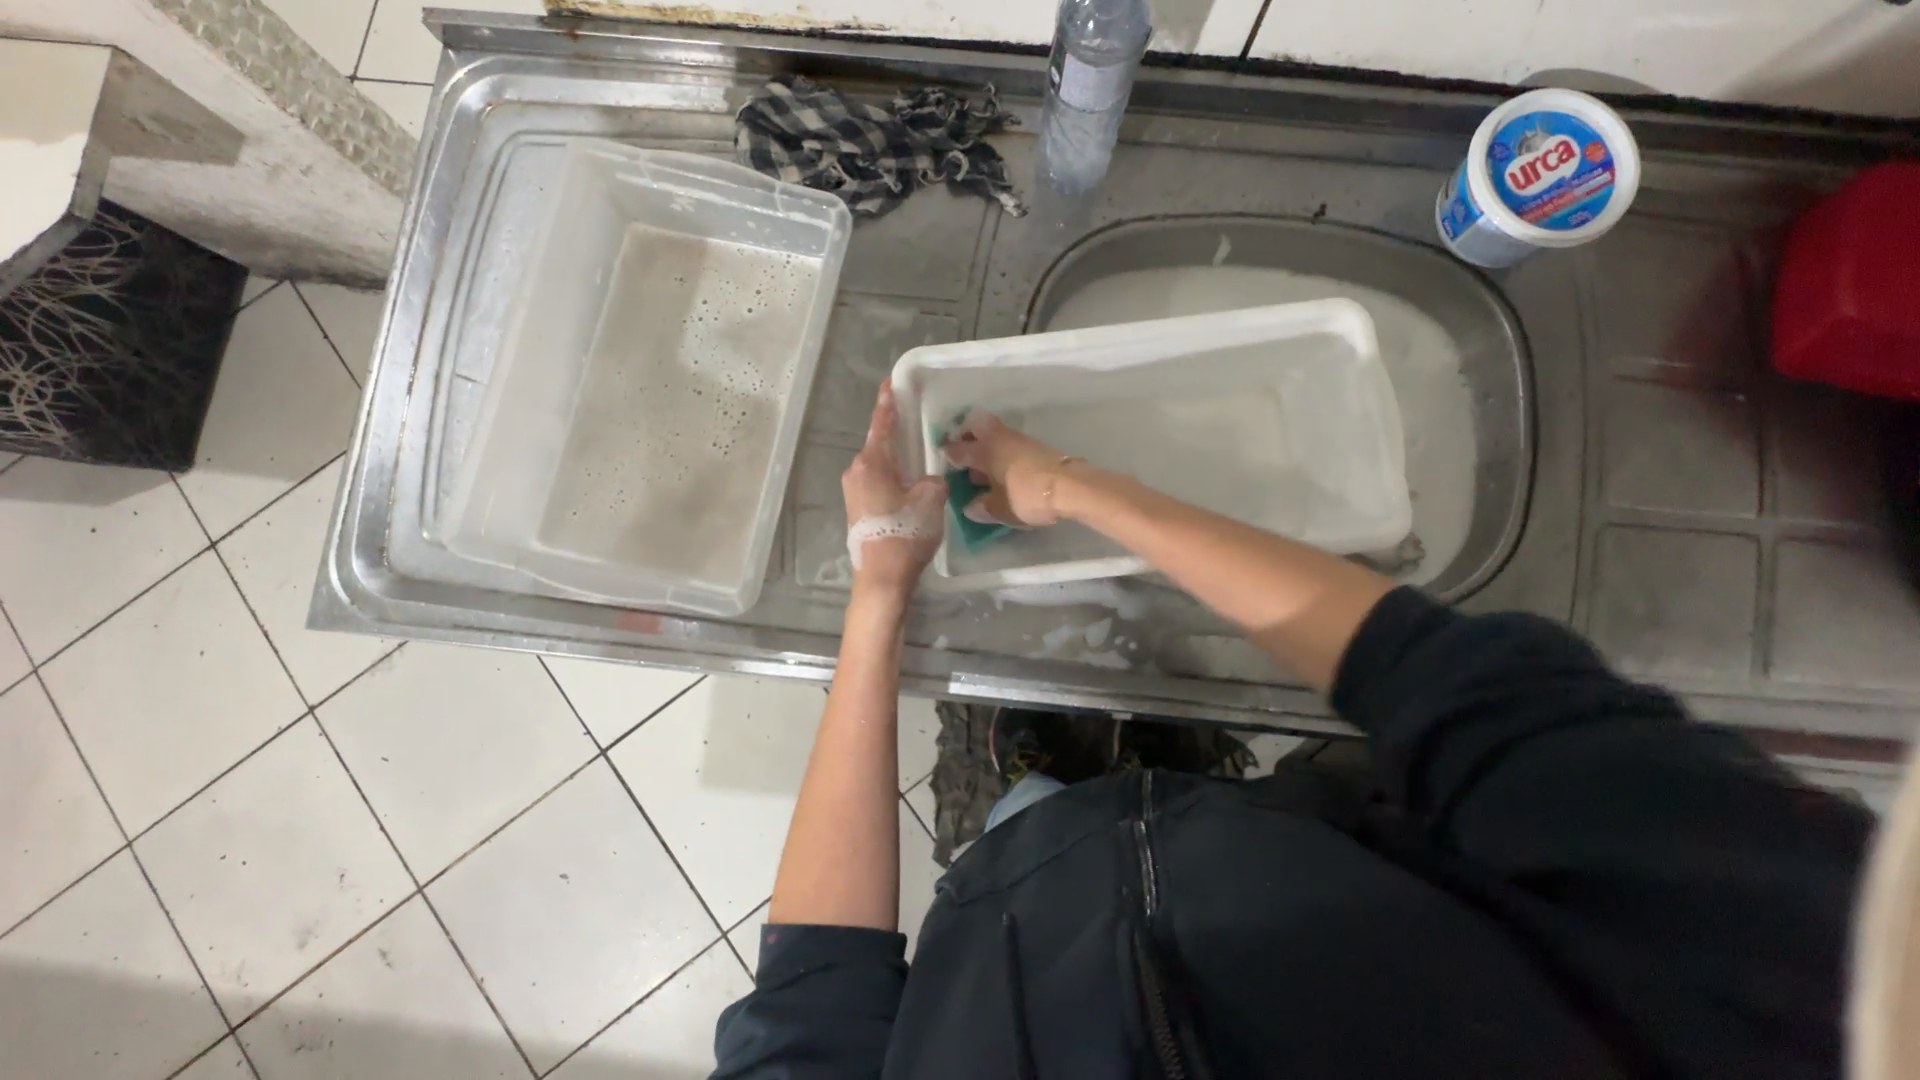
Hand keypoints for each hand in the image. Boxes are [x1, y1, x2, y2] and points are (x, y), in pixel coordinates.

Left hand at [844, 382, 947, 597]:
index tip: (889, 383)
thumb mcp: (931, 500)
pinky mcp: (858, 511)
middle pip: (880, 446)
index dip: (888, 402)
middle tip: (915, 422)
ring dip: (896, 462)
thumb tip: (929, 480)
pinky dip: (893, 480)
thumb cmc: (905, 533)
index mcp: (872, 462)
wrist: (882, 578)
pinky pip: (878, 484)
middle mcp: (856, 472)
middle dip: (897, 435)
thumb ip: (933, 480)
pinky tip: (909, 487)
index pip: (882, 424)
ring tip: (918, 459)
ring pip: (879, 467)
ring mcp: (854, 493)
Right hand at [942, 410, 1073, 526]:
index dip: (949, 453)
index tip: (942, 456)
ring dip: (987, 447)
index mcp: (984, 451)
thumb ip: (983, 507)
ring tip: (983, 469)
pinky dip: (1003, 455)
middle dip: (967, 434)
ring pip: (996, 436)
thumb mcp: (1000, 508)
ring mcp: (1020, 441)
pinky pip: (1011, 446)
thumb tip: (971, 507)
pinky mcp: (1037, 448)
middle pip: (978, 427)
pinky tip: (1004, 471)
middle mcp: (999, 440)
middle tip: (962, 449)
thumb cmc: (1027, 495)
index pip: (959, 449)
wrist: (1070, 487)